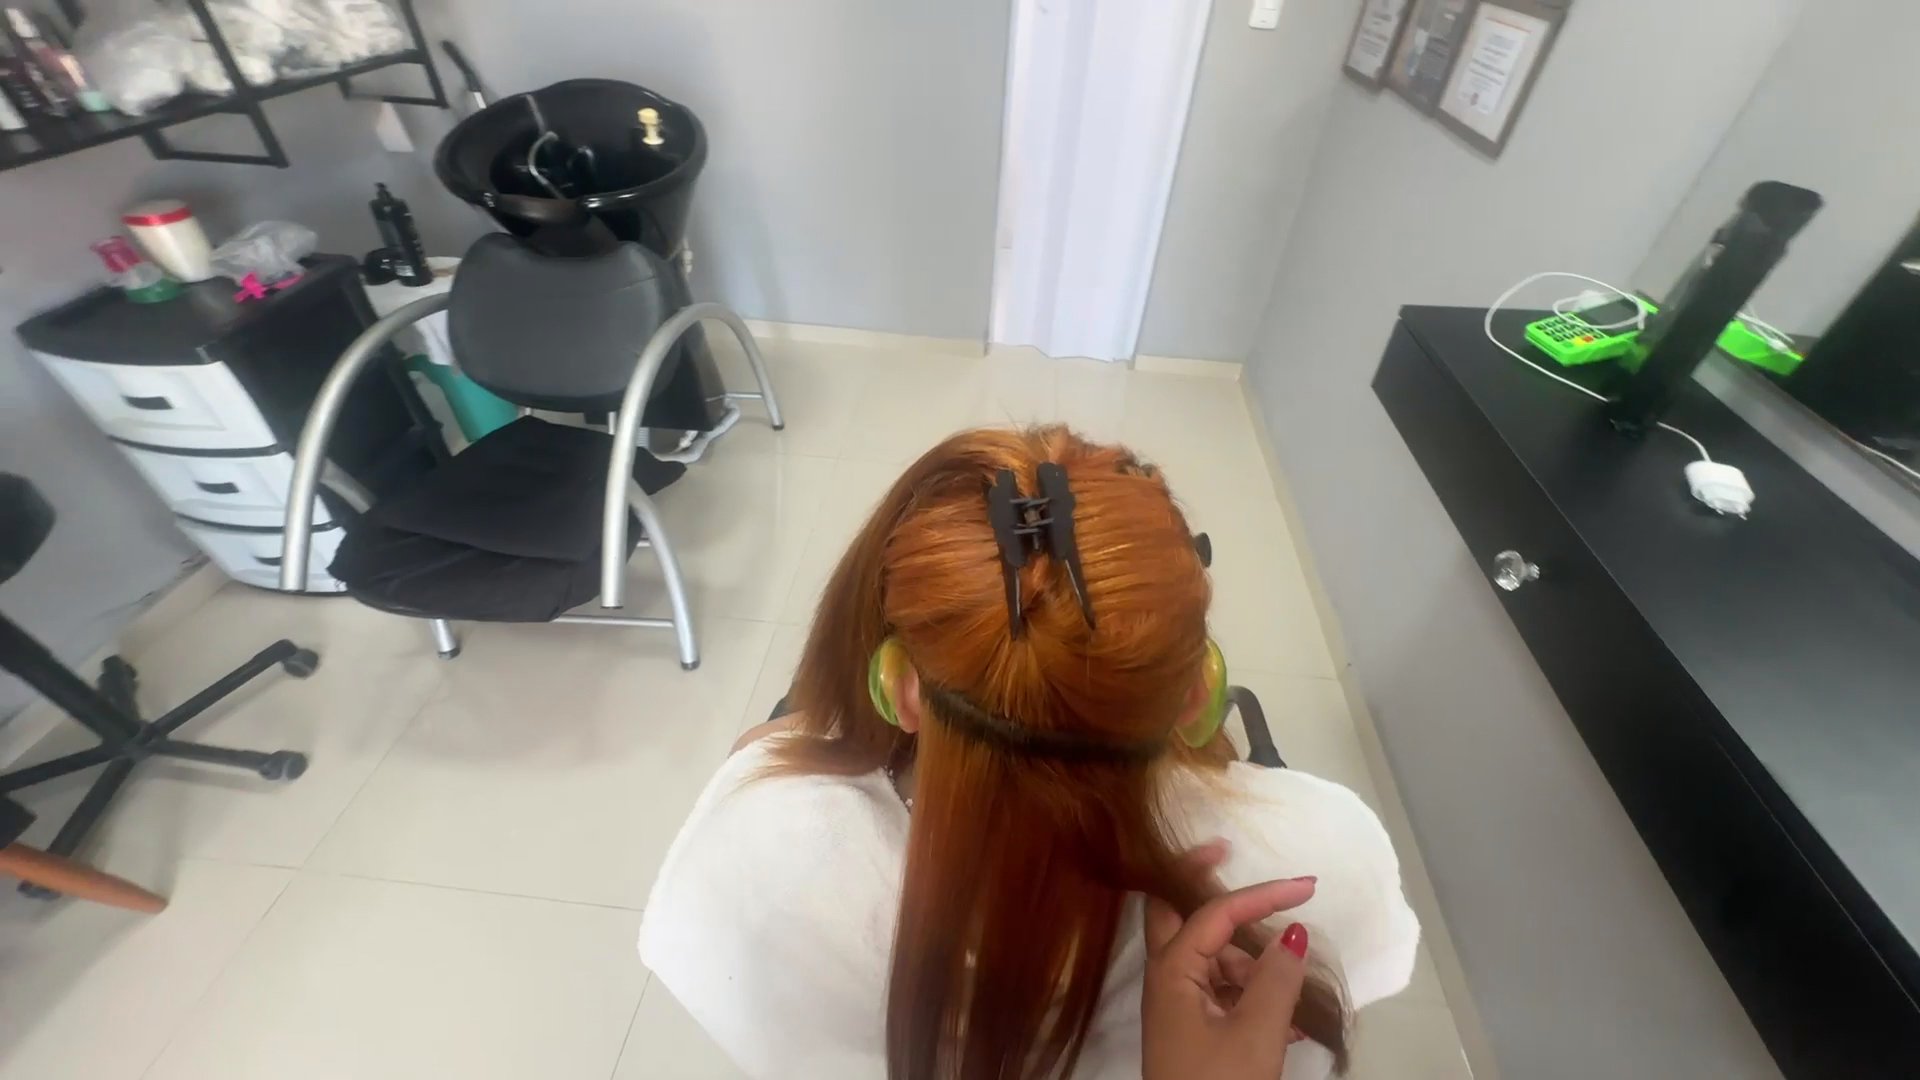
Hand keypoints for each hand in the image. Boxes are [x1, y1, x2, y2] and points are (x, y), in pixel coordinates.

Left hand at [1141, 877, 1314, 1079]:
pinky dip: (1251, 992)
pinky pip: (1220, 991)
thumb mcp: (1256, 1035)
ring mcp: (1175, 1001)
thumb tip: (1294, 933)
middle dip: (1199, 878)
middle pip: (1177, 908)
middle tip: (1226, 853)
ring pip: (1207, 954)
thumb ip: (1276, 980)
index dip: (1263, 895)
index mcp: (1171, 966)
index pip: (1216, 911)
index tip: (1308, 886)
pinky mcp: (1190, 1029)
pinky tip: (1292, 1020)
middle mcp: (1165, 974)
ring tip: (1295, 984)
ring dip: (1247, 958)